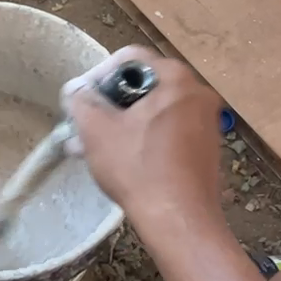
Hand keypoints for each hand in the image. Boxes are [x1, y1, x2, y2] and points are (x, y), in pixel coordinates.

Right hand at [65, 46, 230, 239]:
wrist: (179, 221)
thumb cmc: (138, 168)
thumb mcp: (96, 129)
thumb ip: (81, 101)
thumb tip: (75, 91)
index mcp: (176, 79)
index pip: (129, 58)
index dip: (98, 75)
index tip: (81, 100)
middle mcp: (197, 94)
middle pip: (141, 85)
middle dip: (107, 105)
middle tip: (82, 124)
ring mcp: (205, 122)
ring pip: (151, 110)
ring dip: (119, 124)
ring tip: (89, 146)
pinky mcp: (204, 148)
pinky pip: (166, 130)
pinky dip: (140, 138)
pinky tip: (116, 160)